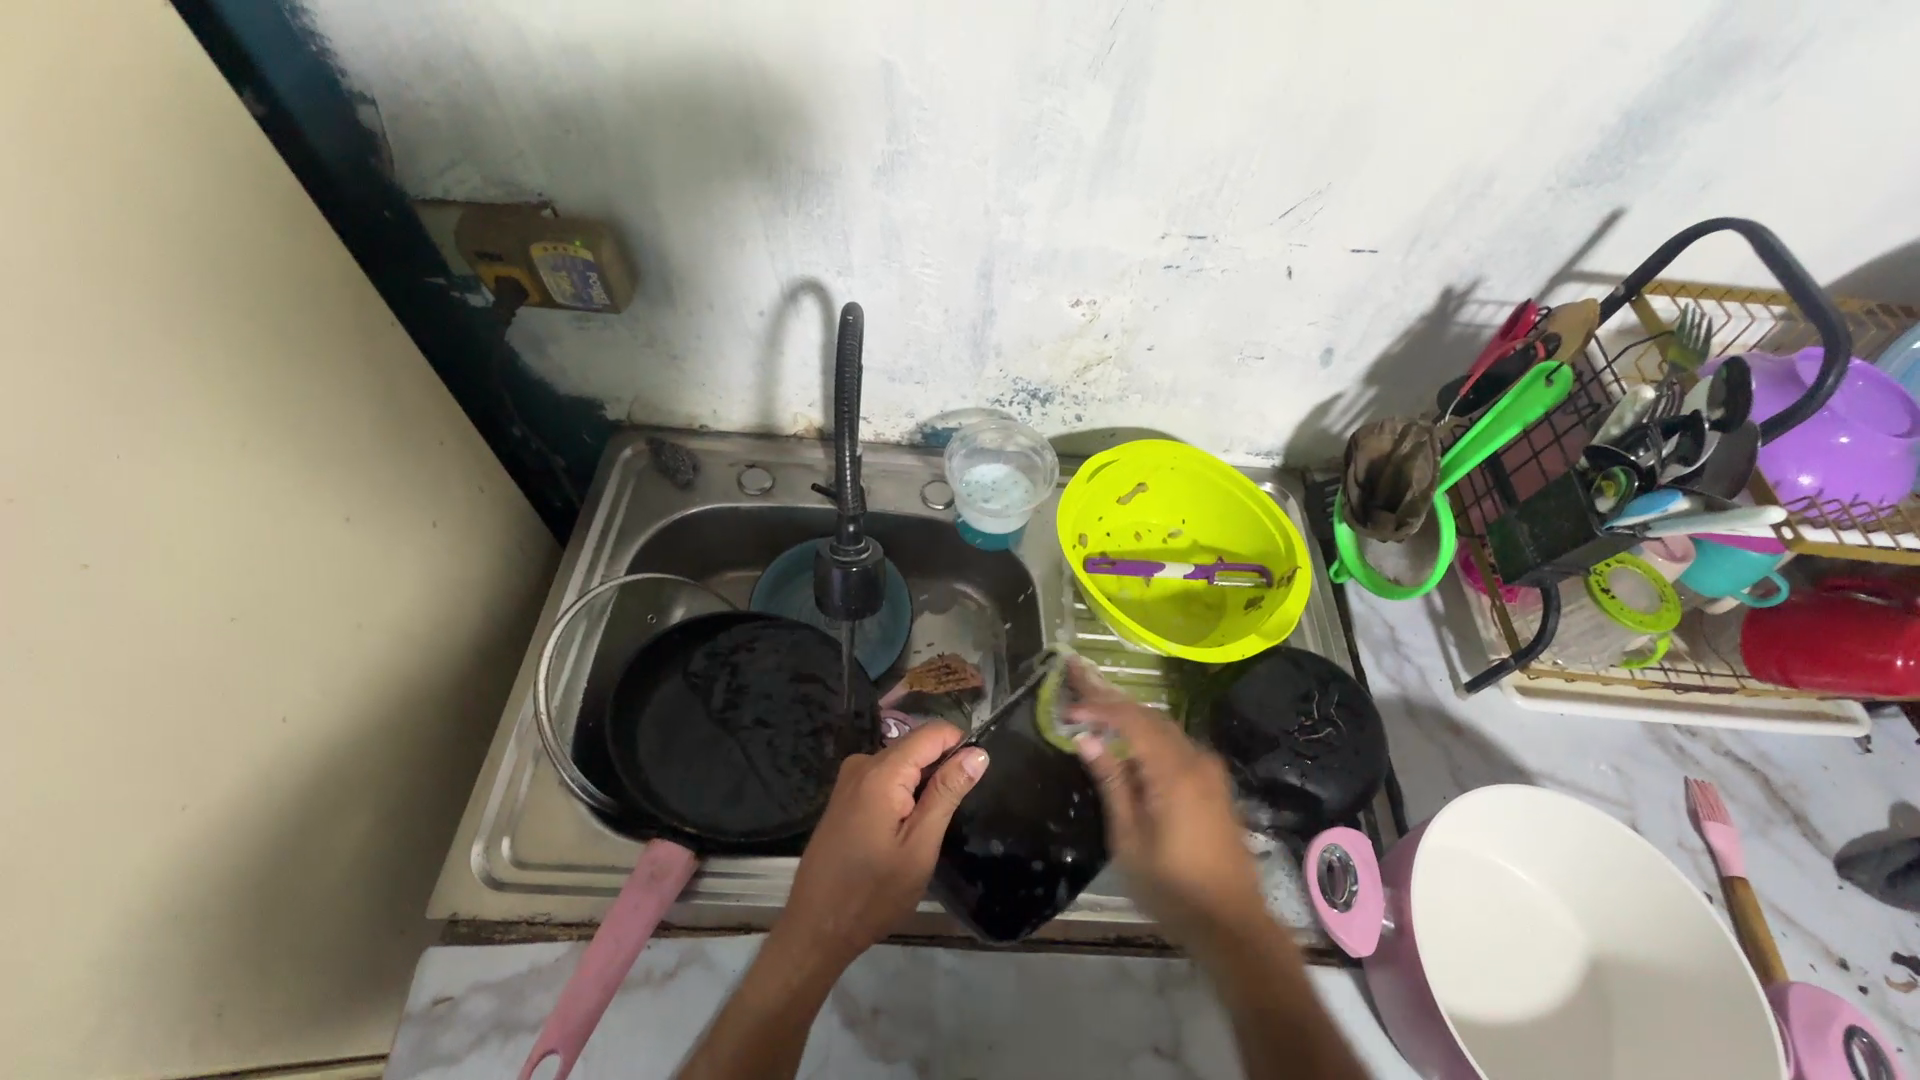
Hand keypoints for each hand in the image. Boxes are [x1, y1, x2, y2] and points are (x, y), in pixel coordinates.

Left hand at [771, 721, 989, 968]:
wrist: (817, 926)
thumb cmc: (873, 893)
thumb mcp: (920, 846)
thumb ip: (947, 793)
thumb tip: (977, 753)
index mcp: (881, 773)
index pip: (931, 733)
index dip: (960, 745)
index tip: (976, 775)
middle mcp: (861, 765)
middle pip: (914, 745)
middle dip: (941, 767)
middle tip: (954, 810)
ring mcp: (848, 780)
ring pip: (900, 762)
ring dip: (922, 783)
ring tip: (930, 825)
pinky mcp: (844, 796)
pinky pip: (884, 777)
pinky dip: (903, 792)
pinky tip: (905, 828)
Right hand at [1065, 662, 1265, 952]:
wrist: (1233, 924)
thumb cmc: (1173, 888)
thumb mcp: (1129, 839)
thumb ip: (1111, 783)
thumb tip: (1088, 739)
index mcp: (1174, 772)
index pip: (1132, 720)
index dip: (1098, 708)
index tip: (1068, 708)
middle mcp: (1196, 761)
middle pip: (1151, 716)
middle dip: (1112, 700)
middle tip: (1079, 684)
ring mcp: (1211, 772)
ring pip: (1165, 729)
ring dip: (1130, 716)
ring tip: (1096, 707)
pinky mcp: (1215, 786)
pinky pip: (1176, 746)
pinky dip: (1148, 736)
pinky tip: (1128, 742)